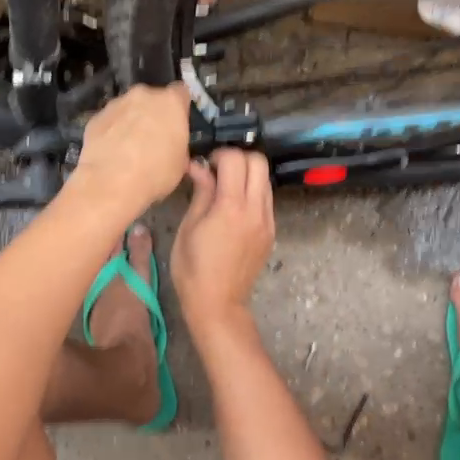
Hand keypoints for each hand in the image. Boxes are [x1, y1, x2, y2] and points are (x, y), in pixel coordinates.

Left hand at [69, 83, 191, 213]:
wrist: (111, 183)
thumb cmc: (155, 173)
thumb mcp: (181, 163)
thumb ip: (178, 143)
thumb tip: (172, 145)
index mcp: (170, 102)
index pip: (181, 92)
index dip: (180, 107)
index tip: (178, 122)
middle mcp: (143, 95)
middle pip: (152, 98)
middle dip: (153, 113)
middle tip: (153, 138)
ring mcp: (116, 104)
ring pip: (129, 108)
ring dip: (131, 121)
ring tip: (128, 147)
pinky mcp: (96, 117)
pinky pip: (110, 121)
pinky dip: (112, 131)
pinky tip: (111, 151)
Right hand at [171, 149, 274, 331]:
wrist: (218, 304)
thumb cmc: (193, 268)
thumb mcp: (189, 228)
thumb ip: (201, 192)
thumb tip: (199, 166)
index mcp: (231, 207)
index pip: (236, 159)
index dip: (218, 155)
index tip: (204, 166)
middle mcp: (256, 210)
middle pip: (259, 162)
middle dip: (238, 159)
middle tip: (217, 172)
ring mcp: (267, 221)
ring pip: (265, 179)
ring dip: (247, 175)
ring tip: (224, 190)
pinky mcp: (271, 232)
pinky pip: (265, 200)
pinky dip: (251, 193)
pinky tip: (232, 209)